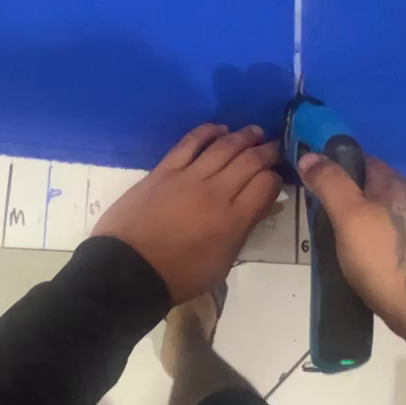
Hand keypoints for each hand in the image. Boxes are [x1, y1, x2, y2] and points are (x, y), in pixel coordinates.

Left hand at [93, 124, 283, 303]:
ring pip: (223, 147)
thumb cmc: (178, 275)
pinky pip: (190, 143)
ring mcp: (188, 177)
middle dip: (267, 152)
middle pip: (249, 162)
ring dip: (243, 136)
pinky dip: (207, 132)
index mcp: (232, 220)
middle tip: (275, 146)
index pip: (265, 186)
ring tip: (255, 131)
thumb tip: (264, 204)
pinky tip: (219, 128)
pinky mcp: (165, 170)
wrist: (128, 269)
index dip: (276, 177)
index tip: (277, 175)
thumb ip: (244, 229)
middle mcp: (215, 193)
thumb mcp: (221, 263)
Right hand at [297, 153, 405, 386]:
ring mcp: (401, 227)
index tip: (302, 173)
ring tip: (317, 233)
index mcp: (390, 182)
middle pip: (357, 185)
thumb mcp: (349, 214)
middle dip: (331, 192)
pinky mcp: (399, 252)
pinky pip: (367, 235)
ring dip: (339, 218)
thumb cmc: (383, 257)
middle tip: (306, 207)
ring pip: (361, 212)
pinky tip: (337, 252)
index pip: (355, 157)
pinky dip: (350, 238)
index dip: (328, 160)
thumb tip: (309, 156)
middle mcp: (399, 199)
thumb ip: (330, 182)